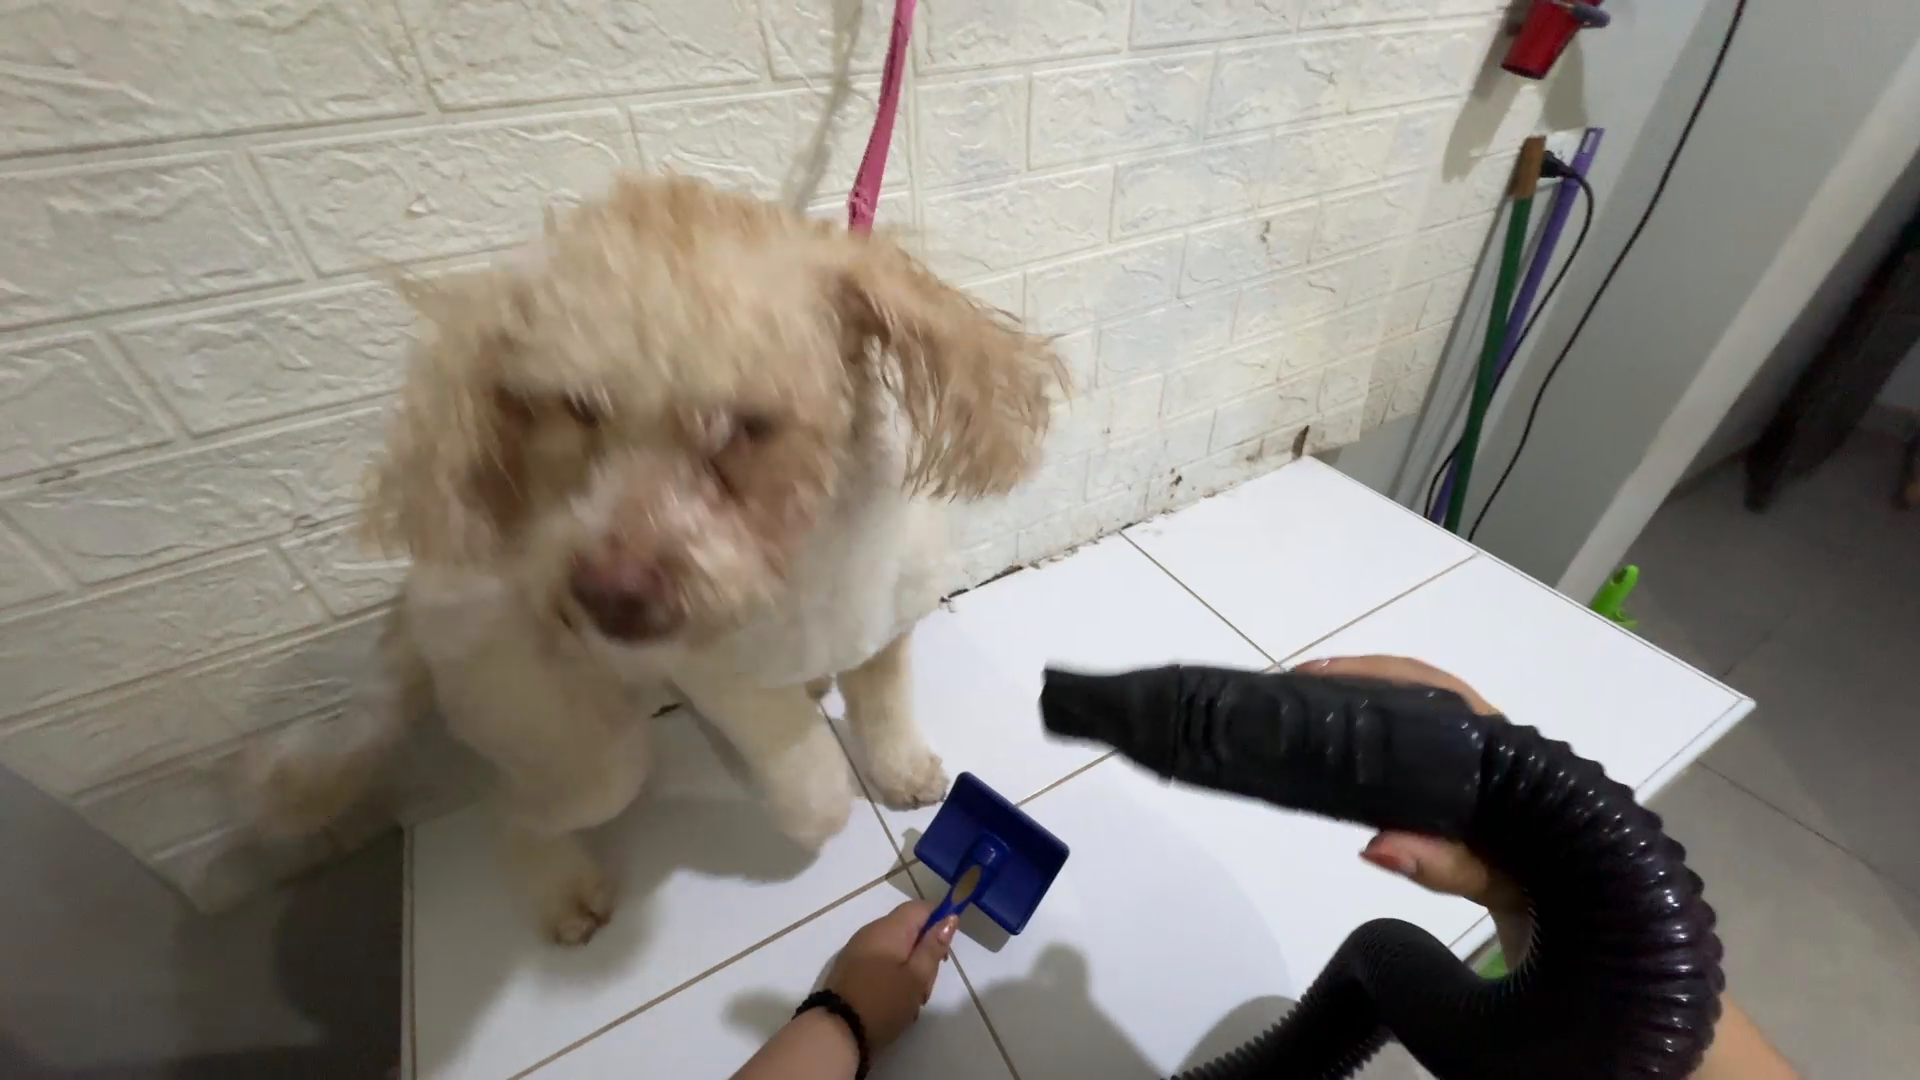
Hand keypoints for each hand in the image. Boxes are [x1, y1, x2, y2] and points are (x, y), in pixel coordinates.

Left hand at [824, 900, 958, 1053]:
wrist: (834, 1032)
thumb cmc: (882, 1003)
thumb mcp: (916, 978)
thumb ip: (933, 946)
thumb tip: (949, 917)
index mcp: (890, 928)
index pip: (920, 907)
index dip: (939, 921)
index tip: (945, 950)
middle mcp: (872, 931)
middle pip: (908, 930)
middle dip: (923, 954)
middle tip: (926, 987)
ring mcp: (857, 949)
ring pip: (894, 949)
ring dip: (908, 970)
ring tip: (910, 1003)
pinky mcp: (849, 968)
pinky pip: (879, 962)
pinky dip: (891, 977)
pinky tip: (893, 1003)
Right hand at [1296, 656, 1524, 915]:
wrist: (1571, 916)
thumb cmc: (1533, 887)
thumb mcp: (1492, 879)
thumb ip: (1442, 864)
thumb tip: (1373, 848)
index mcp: (1500, 747)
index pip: (1435, 689)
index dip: (1377, 674)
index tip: (1320, 675)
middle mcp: (1484, 737)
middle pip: (1414, 688)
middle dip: (1354, 677)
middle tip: (1298, 683)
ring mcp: (1468, 753)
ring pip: (1409, 707)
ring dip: (1357, 696)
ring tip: (1305, 700)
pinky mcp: (1453, 774)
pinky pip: (1407, 736)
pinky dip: (1368, 726)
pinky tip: (1335, 735)